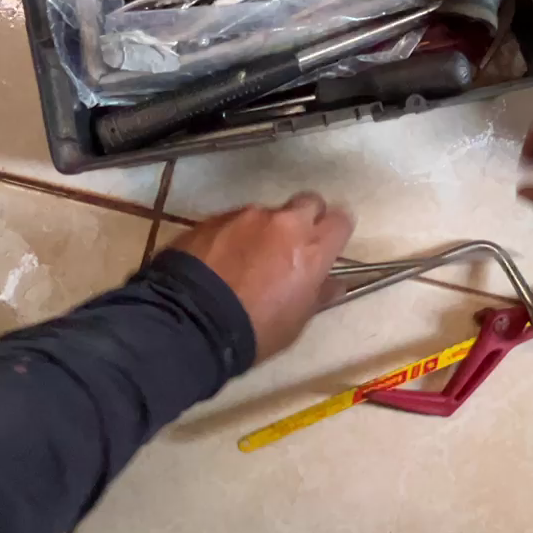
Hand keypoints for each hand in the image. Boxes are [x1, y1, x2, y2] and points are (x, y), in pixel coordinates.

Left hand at [169, 192, 354, 362]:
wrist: (190, 320)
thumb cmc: (255, 329)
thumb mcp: (295, 322)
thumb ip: (318, 295)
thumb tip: (334, 284)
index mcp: (312, 249)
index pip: (341, 220)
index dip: (336, 230)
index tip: (329, 243)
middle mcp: (284, 223)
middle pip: (309, 202)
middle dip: (306, 217)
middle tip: (294, 243)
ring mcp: (247, 216)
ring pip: (269, 212)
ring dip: (266, 228)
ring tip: (248, 256)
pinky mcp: (215, 218)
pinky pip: (235, 219)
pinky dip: (235, 233)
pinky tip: (221, 257)